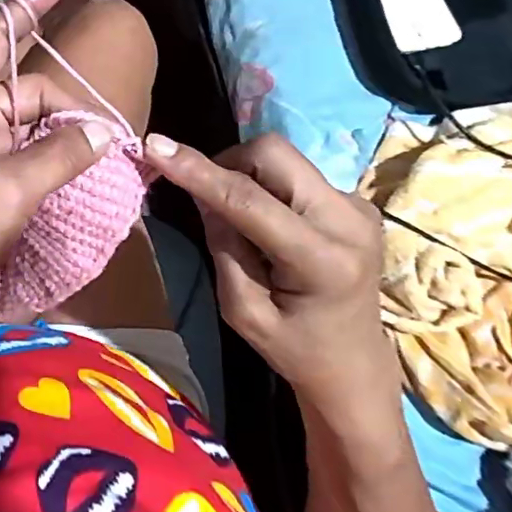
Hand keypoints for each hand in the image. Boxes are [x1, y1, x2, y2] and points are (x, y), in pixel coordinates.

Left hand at [0, 0, 114, 307]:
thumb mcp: (14, 189)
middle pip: (22, 84)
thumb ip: (63, 153)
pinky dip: (52, 145)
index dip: (27, 5)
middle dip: (62, 98)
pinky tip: (79, 154)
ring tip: (95, 149)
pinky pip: (25, 140)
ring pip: (29, 114)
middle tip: (102, 126)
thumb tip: (103, 133)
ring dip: (61, 127)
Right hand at [142, 132, 399, 418]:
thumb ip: (222, 244)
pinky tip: (265, 222)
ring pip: (283, 157)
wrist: (355, 365)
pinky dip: (265, 184)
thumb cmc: (293, 348)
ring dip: (245, 173)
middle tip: (205, 196)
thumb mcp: (241, 308)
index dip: (197, 170)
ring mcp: (357, 205)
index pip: (248, 199)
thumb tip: (200, 190)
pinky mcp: (355, 201)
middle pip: (273, 153)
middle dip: (227, 163)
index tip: (154, 146)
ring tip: (237, 217)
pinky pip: (294, 172)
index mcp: (321, 259)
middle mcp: (348, 220)